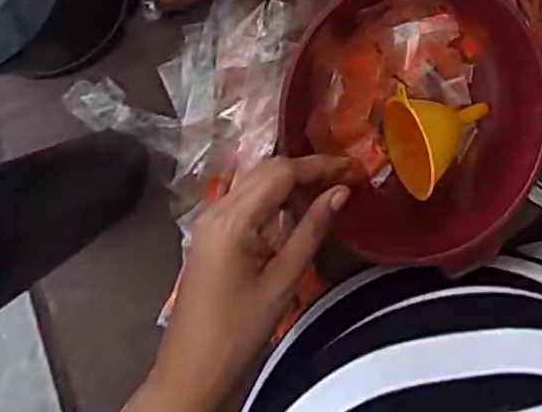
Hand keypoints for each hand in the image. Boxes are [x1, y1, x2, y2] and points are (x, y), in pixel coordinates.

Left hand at [134, 156, 353, 411]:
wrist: (190, 376)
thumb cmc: (238, 333)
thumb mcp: (283, 281)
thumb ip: (312, 229)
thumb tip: (341, 191)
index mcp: (232, 218)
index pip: (282, 172)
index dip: (320, 165)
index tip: (351, 167)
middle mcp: (217, 208)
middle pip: (268, 169)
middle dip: (308, 169)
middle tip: (343, 178)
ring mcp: (209, 218)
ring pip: (256, 179)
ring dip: (291, 180)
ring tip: (325, 190)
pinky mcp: (210, 231)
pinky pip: (245, 196)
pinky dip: (272, 194)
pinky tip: (293, 206)